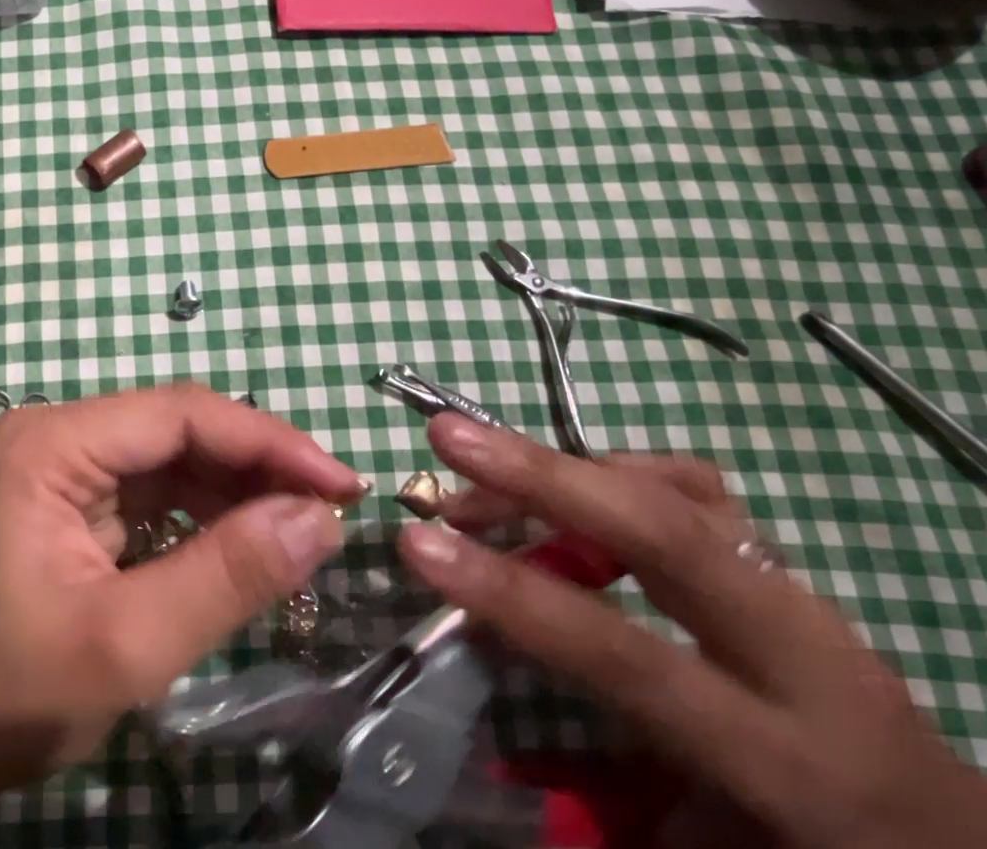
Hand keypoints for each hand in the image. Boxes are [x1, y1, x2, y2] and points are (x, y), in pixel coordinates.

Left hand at [0, 384, 363, 804]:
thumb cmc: (2, 694)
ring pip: (160, 464)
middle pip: (171, 431)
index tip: (343, 488)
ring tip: (297, 539)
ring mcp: (45, 474)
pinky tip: (238, 552)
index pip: (180, 413)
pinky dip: (193, 522)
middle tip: (329, 519)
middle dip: (254, 470)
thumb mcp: (127, 644)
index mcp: (47, 446)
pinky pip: (139, 499)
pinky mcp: (53, 510)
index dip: (269, 442)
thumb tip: (319, 518)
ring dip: (229, 497)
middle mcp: (45, 440)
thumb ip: (227, 575)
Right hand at [398, 415, 986, 848]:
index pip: (629, 657)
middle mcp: (810, 659)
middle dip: (549, 477)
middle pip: (674, 534)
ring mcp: (809, 601)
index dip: (515, 596)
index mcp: (791, 759)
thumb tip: (492, 740)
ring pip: (693, 496)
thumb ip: (603, 790)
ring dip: (573, 470)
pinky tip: (571, 488)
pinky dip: (626, 474)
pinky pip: (710, 495)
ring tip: (483, 474)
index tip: (418, 546)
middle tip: (449, 437)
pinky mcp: (796, 574)